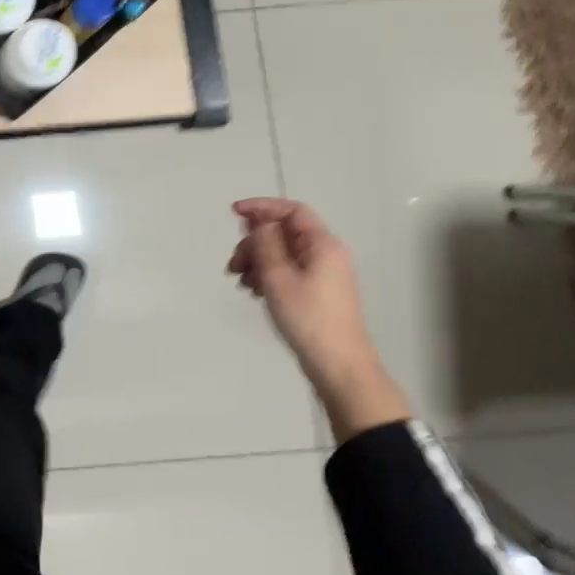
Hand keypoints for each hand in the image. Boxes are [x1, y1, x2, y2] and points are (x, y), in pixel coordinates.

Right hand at [228, 198, 408, 441]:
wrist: (340, 367)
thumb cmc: (309, 318)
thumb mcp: (279, 277)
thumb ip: (266, 244)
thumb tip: (258, 222)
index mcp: (322, 245)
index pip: (291, 210)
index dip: (261, 207)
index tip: (234, 213)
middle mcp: (326, 254)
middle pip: (283, 232)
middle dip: (253, 242)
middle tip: (233, 264)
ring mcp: (323, 274)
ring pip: (282, 253)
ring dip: (257, 260)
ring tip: (241, 282)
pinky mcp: (317, 292)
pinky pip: (288, 271)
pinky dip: (267, 274)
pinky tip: (254, 291)